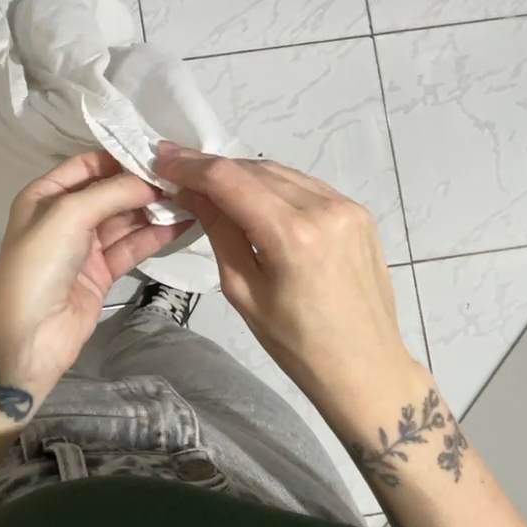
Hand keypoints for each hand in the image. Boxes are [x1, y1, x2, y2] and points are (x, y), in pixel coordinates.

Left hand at [0, 150, 188, 397]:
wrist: (27, 336)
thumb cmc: (39, 264)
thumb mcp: (68, 214)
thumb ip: (111, 193)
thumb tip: (151, 181)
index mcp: (45, 195)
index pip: (87, 166)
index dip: (120, 158)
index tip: (158, 155)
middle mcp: (64, 216)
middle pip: (110, 192)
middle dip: (142, 184)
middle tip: (184, 178)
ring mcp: (84, 247)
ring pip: (125, 220)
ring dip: (154, 209)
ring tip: (190, 198)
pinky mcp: (101, 273)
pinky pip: (132, 247)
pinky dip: (155, 236)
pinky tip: (183, 224)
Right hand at [153, 141, 419, 422]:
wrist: (365, 367)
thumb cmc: (295, 342)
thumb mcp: (242, 289)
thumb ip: (218, 231)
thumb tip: (190, 192)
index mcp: (292, 235)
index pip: (228, 180)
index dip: (189, 166)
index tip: (160, 159)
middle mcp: (323, 208)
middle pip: (252, 169)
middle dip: (210, 166)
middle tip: (175, 168)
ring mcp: (346, 206)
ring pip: (278, 172)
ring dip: (240, 173)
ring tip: (207, 181)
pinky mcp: (358, 212)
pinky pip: (303, 184)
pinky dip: (271, 184)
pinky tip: (251, 195)